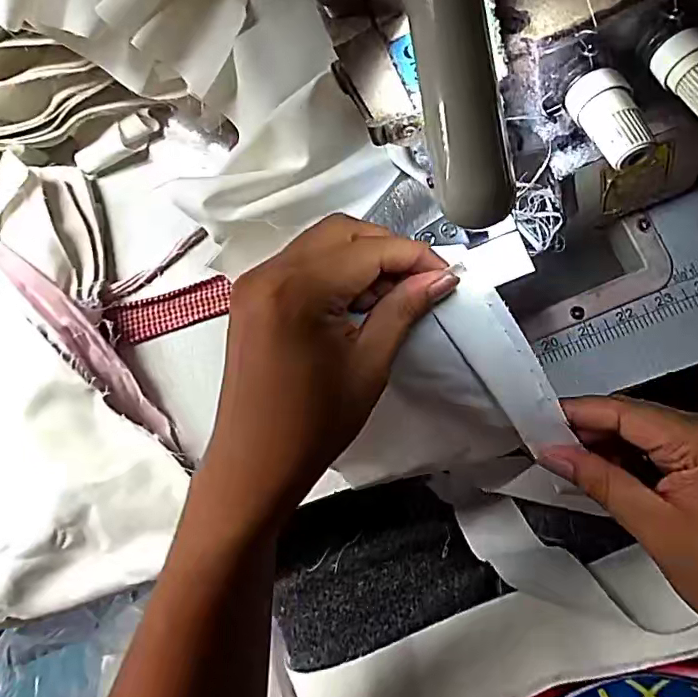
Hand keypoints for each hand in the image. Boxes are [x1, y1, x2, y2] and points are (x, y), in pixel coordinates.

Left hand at [201, 215, 456, 522]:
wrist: (254, 465)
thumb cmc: (306, 428)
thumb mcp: (369, 365)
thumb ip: (403, 309)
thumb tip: (436, 279)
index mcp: (297, 290)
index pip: (369, 249)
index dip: (414, 256)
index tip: (443, 273)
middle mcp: (270, 275)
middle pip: (344, 231)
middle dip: (389, 249)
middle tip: (422, 280)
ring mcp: (256, 283)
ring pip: (324, 241)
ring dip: (364, 257)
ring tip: (393, 295)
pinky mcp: (254, 295)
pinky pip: (304, 261)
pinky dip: (337, 269)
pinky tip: (360, 300)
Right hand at [541, 396, 697, 670]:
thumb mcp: (654, 527)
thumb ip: (601, 480)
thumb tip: (557, 454)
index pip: (626, 412)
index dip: (579, 414)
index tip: (540, 419)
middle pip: (636, 417)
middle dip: (591, 430)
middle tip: (549, 445)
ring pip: (646, 431)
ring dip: (610, 445)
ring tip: (570, 460)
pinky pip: (663, 446)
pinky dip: (633, 458)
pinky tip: (606, 470)